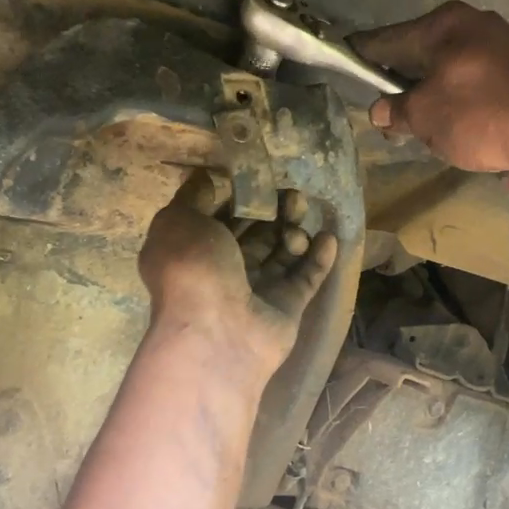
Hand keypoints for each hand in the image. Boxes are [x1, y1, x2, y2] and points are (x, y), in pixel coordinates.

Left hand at [137, 174, 337, 380]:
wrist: (217, 332)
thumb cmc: (193, 269)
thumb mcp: (180, 220)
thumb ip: (194, 196)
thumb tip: (207, 176)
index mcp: (195, 250)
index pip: (221, 217)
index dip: (241, 196)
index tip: (261, 176)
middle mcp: (225, 270)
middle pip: (256, 233)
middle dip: (274, 211)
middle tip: (292, 193)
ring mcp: (257, 290)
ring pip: (282, 253)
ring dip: (294, 230)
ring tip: (301, 213)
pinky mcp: (287, 307)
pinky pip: (306, 277)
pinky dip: (319, 258)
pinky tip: (329, 236)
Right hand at [349, 1, 508, 180]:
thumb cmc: (480, 115)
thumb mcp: (425, 116)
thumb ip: (396, 111)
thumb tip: (380, 110)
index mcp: (445, 24)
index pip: (389, 38)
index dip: (364, 54)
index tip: (345, 58)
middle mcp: (475, 25)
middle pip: (422, 54)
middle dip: (402, 83)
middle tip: (386, 115)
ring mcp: (503, 47)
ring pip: (450, 72)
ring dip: (433, 97)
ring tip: (421, 129)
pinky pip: (476, 86)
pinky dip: (460, 103)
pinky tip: (458, 129)